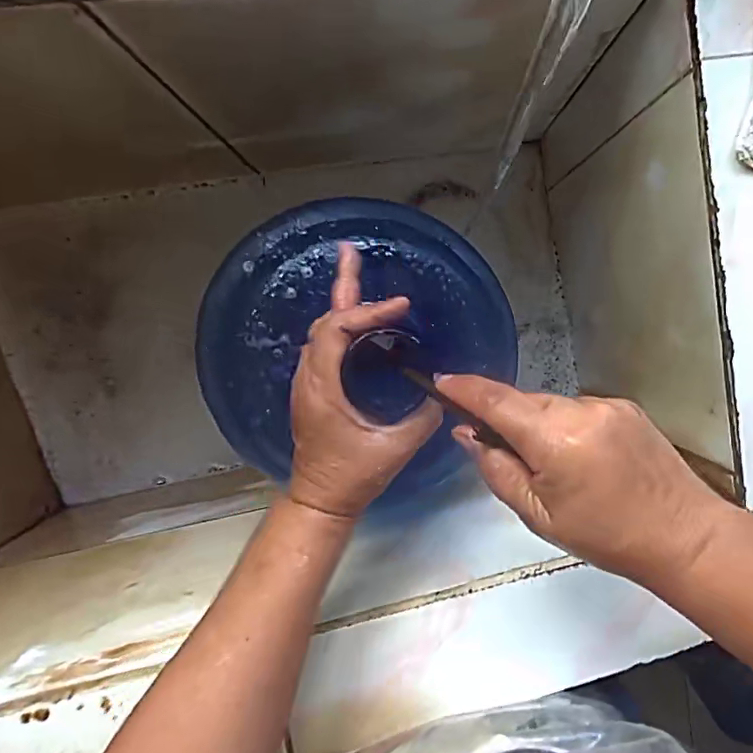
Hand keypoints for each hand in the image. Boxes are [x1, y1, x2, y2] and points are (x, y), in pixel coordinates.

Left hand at [284, 243, 443, 519]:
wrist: (321, 500)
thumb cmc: (354, 476)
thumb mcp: (395, 447)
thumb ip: (423, 416)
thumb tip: (443, 390)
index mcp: (322, 387)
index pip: (337, 331)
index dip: (367, 312)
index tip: (400, 307)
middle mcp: (310, 378)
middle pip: (323, 320)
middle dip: (342, 285)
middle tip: (353, 252)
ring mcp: (310, 383)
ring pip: (323, 331)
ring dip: (344, 303)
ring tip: (358, 275)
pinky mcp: (317, 390)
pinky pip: (327, 346)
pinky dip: (345, 324)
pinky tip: (363, 322)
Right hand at [434, 376, 738, 586]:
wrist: (679, 532)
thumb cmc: (608, 535)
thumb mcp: (539, 515)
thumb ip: (497, 470)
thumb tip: (469, 435)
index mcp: (556, 438)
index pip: (498, 400)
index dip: (466, 389)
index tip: (443, 382)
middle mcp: (583, 410)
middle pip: (527, 401)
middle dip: (508, 418)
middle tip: (504, 453)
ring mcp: (609, 406)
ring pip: (555, 405)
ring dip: (542, 424)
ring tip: (557, 468)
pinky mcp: (628, 408)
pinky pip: (582, 409)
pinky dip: (570, 425)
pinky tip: (584, 459)